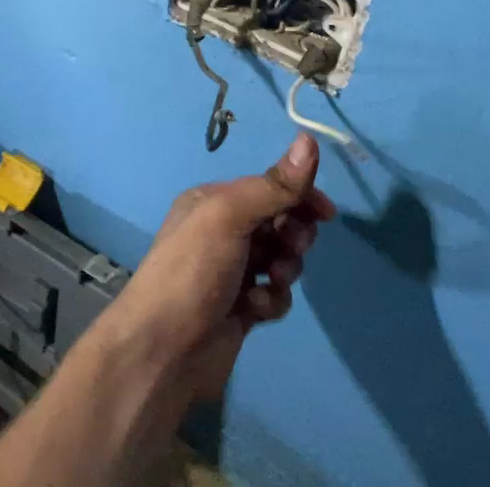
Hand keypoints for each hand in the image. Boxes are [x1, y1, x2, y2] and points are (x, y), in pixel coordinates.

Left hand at [100, 132, 335, 401]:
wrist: (164, 349)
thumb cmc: (192, 270)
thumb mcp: (229, 216)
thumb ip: (272, 185)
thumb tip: (309, 139)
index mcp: (213, 202)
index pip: (268, 186)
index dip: (299, 195)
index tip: (326, 214)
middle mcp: (221, 232)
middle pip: (279, 221)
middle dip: (293, 234)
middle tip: (289, 247)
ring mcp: (231, 271)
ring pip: (282, 258)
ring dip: (284, 268)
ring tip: (270, 280)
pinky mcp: (241, 307)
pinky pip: (275, 295)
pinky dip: (272, 300)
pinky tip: (255, 309)